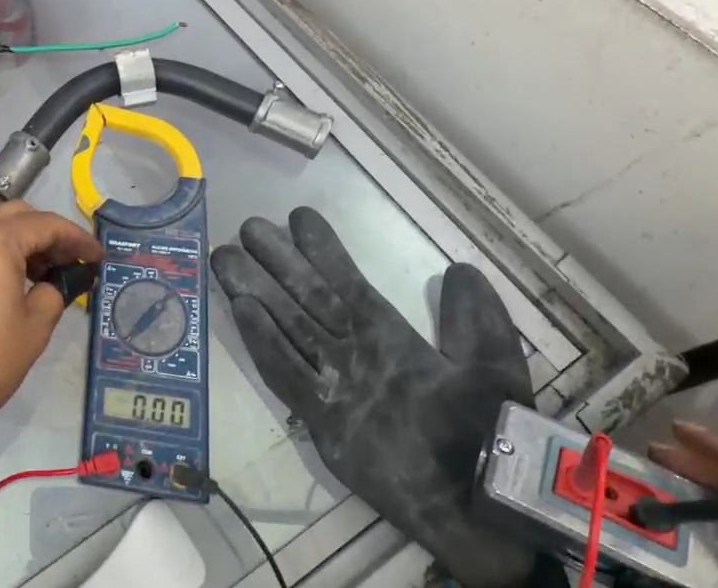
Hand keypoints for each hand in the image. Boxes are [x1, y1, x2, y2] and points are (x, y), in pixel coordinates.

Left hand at [0, 201, 101, 434]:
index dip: (77, 238)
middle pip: (14, 216)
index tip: (96, 257)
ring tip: (38, 276)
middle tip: (67, 263)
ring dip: (17, 242)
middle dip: (46, 233)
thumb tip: (55, 282)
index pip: (46, 224)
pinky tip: (2, 284)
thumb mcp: (34, 329)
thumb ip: (53, 293)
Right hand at [212, 208, 536, 587]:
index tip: (296, 215)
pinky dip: (262, 342)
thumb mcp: (491, 361)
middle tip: (246, 226)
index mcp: (388, 333)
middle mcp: (353, 350)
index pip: (345, 280)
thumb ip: (475, 315)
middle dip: (275, 260)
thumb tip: (458, 269)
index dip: (322, 249)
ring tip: (225, 258)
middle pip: (304, 295)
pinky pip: (285, 373)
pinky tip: (240, 310)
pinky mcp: (323, 418)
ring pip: (286, 324)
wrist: (483, 502)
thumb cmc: (489, 427)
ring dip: (255, 290)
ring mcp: (334, 381)